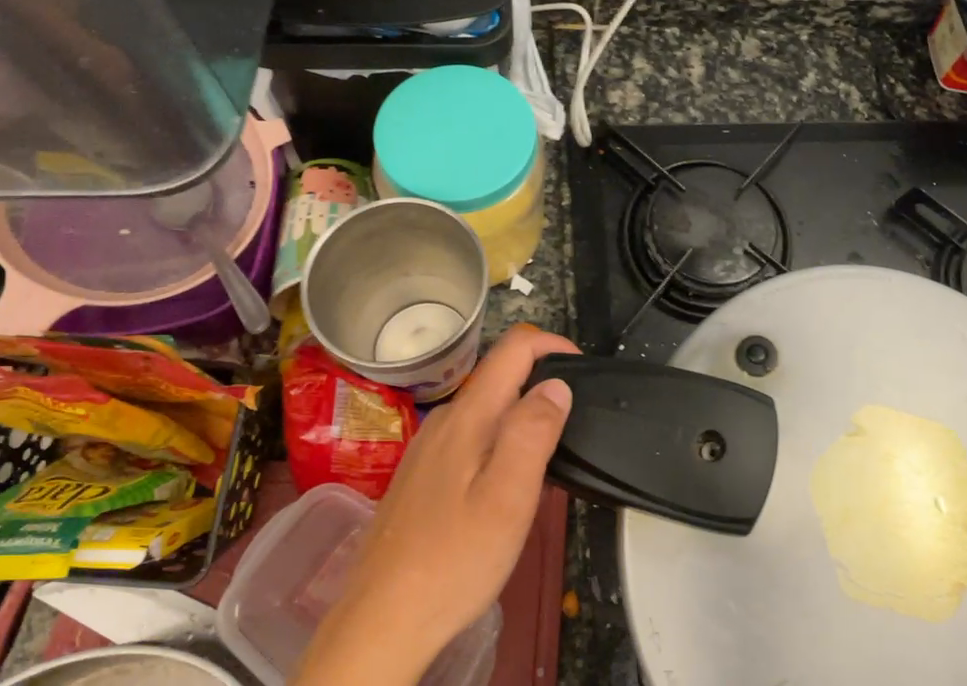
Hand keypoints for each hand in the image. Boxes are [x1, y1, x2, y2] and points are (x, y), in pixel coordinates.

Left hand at [296, 325, 578, 685]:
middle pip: (499, 377)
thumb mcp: (508, 497)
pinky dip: (498, 443)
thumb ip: (533, 432)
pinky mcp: (420, 478)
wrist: (381, 622)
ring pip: (484, 411)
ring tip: (548, 461)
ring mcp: (427, 450)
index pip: (512, 349)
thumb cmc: (453, 560)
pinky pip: (469, 439)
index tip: (584, 371)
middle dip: (541, 384)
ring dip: (521, 418)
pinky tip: (505, 488)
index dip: (553, 345)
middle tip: (574, 428)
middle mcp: (443, 422)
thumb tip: (555, 384)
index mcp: (468, 418)